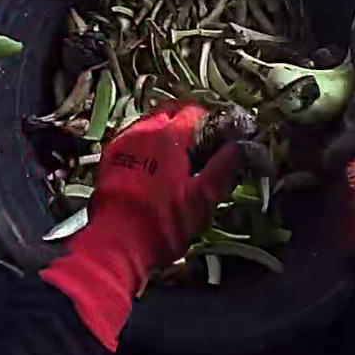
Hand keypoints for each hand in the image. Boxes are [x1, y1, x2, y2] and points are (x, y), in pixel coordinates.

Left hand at [40, 102, 250, 349]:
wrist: (115, 243)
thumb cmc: (163, 223)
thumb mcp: (202, 199)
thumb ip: (223, 167)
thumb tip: (244, 145)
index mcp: (169, 134)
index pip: (195, 111)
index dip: (210, 122)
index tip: (217, 139)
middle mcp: (144, 128)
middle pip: (170, 111)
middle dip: (185, 123)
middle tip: (197, 149)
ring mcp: (124, 139)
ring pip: (149, 122)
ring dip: (164, 132)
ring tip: (174, 159)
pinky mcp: (110, 153)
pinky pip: (132, 137)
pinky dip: (145, 144)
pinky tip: (151, 167)